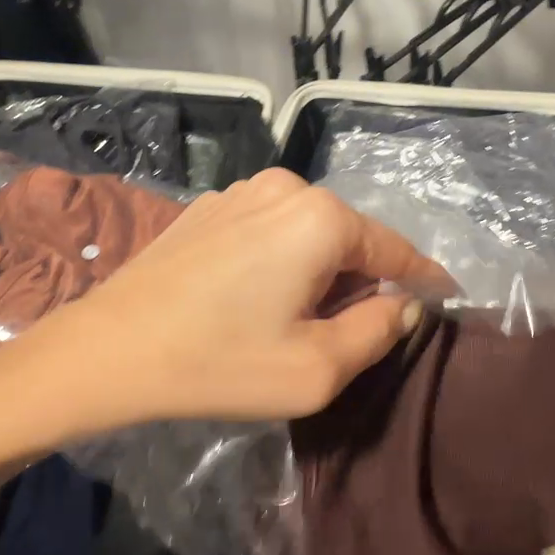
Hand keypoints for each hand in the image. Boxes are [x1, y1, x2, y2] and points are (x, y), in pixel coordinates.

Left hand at [0, 168, 455, 436]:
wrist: (109, 349)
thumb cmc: (220, 361)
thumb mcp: (317, 368)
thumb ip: (378, 332)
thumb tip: (403, 305)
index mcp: (321, 217)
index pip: (394, 248)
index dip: (423, 278)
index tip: (445, 298)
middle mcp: (287, 186)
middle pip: (349, 237)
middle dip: (362, 279)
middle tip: (353, 331)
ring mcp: (242, 191)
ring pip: (308, 230)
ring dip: (320, 268)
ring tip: (300, 318)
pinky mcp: (210, 206)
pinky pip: (270, 228)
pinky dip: (283, 257)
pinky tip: (256, 298)